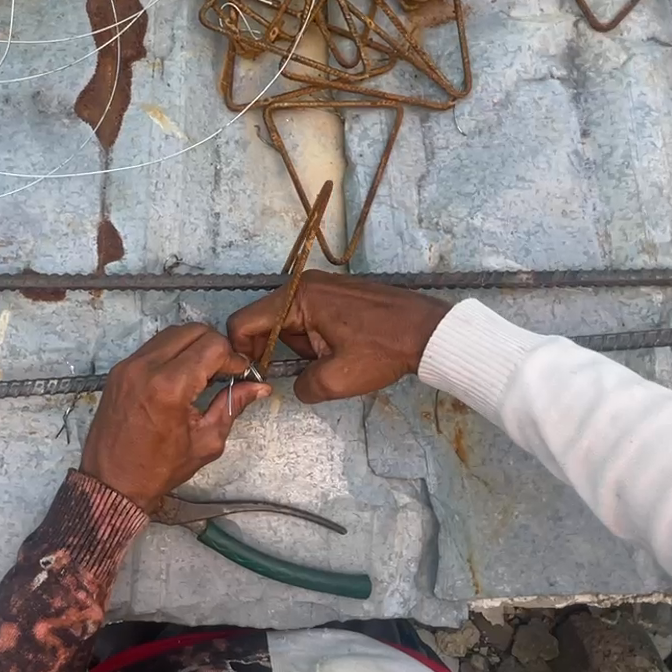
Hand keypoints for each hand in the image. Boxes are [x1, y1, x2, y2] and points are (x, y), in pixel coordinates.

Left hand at [81, 324, 272, 511]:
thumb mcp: (205, 442)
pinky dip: (174, 351)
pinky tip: (182, 375)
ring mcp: (129, 366)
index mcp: (169, 387)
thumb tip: (258, 387)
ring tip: (204, 373)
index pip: (213, 346)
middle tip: (225, 371)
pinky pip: (154, 346)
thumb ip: (232, 406)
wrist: (111, 482)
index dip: (233, 358)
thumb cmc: (156, 469)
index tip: (240, 373)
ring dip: (194, 345)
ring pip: (173, 333)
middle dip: (216, 346)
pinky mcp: (119, 369)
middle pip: (194, 330)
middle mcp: (146, 368)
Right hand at [227, 272, 450, 403]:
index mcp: (297, 298)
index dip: (242, 352)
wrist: (429, 333)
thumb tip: (297, 386)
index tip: (258, 373)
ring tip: (329, 359)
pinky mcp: (335, 293)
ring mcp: (321, 286)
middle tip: (300, 371)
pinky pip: (307, 316)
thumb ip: (302, 386)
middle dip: (275, 350)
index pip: (244, 323)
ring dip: (298, 345)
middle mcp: (303, 285)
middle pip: (264, 322)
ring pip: (287, 321)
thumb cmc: (383, 351)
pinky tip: (336, 349)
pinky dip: (313, 336)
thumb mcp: (336, 380)